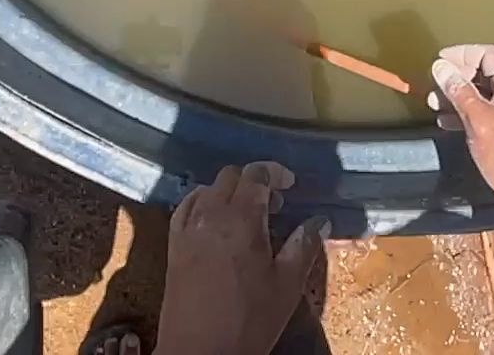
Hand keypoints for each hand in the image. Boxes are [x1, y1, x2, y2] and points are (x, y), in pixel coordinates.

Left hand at [154, 161, 328, 354]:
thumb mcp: (286, 286)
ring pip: (208, 189)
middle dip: (254, 181)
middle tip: (273, 204)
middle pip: (231, 176)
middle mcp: (211, 214)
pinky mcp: (173, 246)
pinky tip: (214, 222)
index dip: (275, 171)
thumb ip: (303, 246)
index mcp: (241, 218)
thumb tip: (320, 220)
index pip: (256, 174)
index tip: (290, 184)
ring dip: (229, 192)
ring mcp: (188, 228)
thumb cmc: (248, 321)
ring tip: (246, 215)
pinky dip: (203, 203)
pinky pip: (186, 208)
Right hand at [430, 44, 493, 215]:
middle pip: (483, 72)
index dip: (462, 53)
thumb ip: (459, 92)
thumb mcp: (479, 120)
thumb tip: (441, 66)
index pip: (487, 54)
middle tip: (434, 84)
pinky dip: (465, 113)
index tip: (440, 61)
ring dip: (457, 96)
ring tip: (434, 104)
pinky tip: (447, 122)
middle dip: (456, 76)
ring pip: (481, 93)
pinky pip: (484, 112)